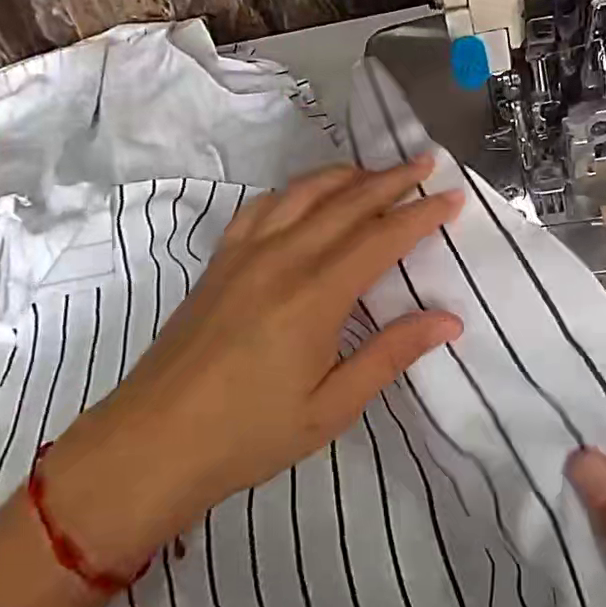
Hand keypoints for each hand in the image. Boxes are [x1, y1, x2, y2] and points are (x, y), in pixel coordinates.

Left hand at [40, 158, 463, 574]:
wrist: (152, 443)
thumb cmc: (249, 434)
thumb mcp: (332, 407)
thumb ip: (391, 354)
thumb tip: (449, 320)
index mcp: (315, 295)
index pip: (381, 238)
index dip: (422, 214)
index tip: (453, 197)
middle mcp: (281, 259)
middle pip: (346, 203)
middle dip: (392, 180)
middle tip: (426, 163)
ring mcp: (245, 255)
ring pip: (303, 194)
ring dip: (346, 176)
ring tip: (376, 171)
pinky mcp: (220, 262)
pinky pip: (263, 207)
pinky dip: (295, 190)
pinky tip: (306, 195)